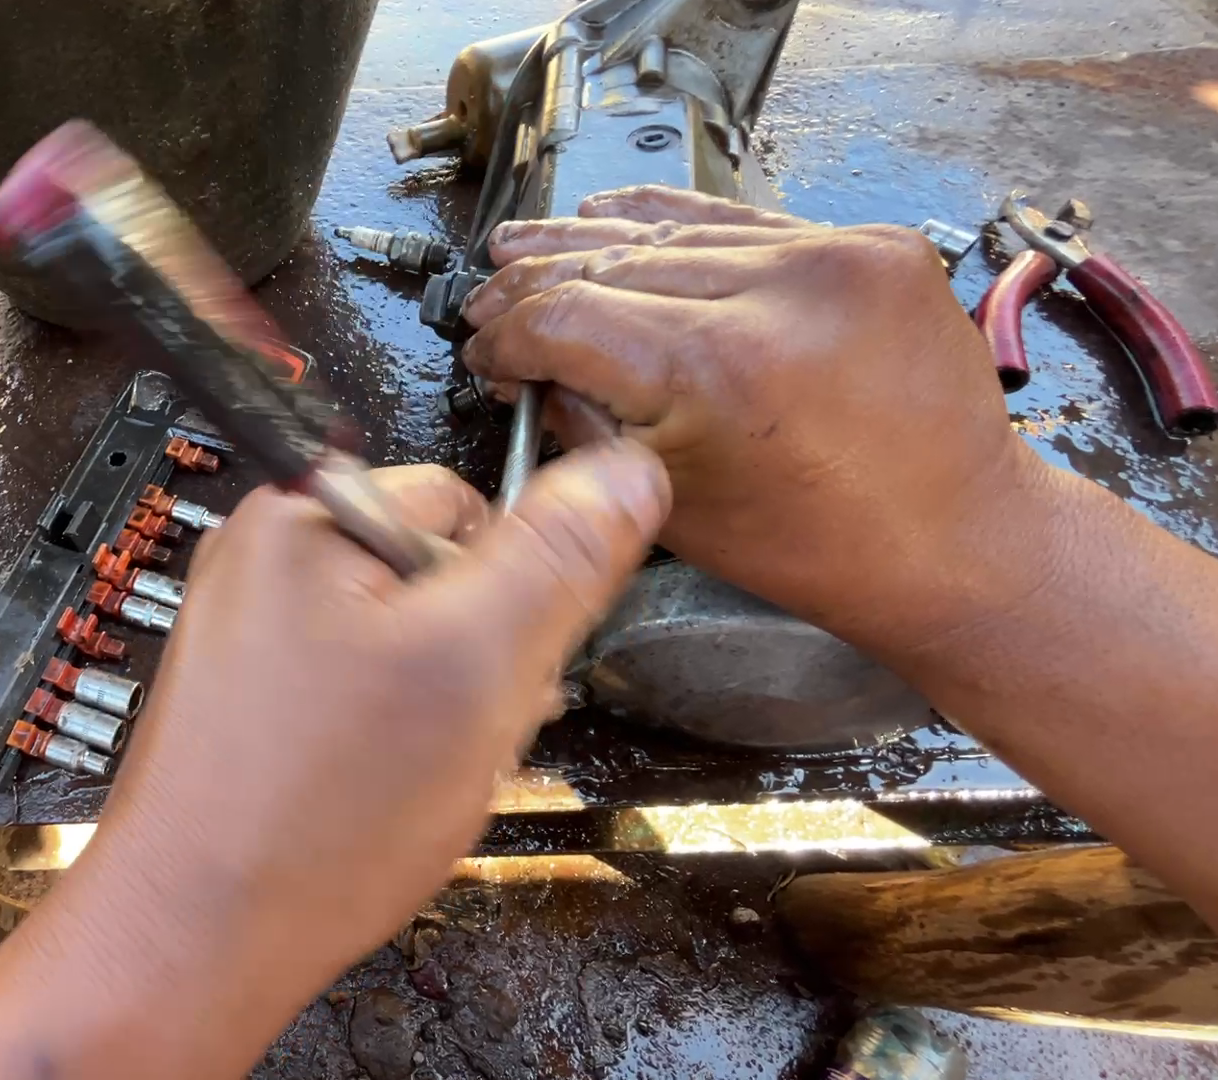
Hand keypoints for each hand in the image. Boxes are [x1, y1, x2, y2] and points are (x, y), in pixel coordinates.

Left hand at [0, 447, 666, 1078]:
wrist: (196, 933)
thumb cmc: (310, 811)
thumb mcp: (474, 665)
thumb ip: (556, 558)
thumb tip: (617, 478)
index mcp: (305, 515)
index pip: (464, 503)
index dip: (512, 587)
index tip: (505, 659)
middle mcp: (264, 557)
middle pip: (429, 575)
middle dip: (472, 652)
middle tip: (459, 724)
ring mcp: (250, 624)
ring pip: (398, 636)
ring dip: (436, 695)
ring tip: (414, 764)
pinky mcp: (250, 684)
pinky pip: (352, 678)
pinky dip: (385, 720)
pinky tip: (376, 777)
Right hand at [460, 186, 1036, 644]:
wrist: (952, 538)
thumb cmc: (806, 543)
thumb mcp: (658, 498)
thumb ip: (579, 420)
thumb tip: (527, 375)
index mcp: (718, 370)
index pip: (566, 319)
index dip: (506, 337)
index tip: (482, 355)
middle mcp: (778, 291)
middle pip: (606, 266)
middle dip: (529, 289)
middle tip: (485, 305)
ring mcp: (831, 254)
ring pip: (661, 234)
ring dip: (577, 244)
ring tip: (517, 248)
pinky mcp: (859, 244)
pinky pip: (729, 218)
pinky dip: (656, 218)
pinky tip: (601, 210)